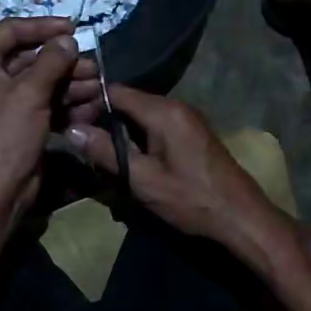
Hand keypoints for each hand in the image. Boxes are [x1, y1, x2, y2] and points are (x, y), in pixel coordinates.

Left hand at [0, 18, 101, 213]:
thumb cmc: (8, 134)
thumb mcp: (31, 92)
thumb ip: (52, 61)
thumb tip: (69, 40)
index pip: (10, 31)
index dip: (41, 26)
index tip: (73, 27)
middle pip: (30, 57)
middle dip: (63, 60)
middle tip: (93, 64)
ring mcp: (6, 102)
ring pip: (41, 81)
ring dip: (70, 81)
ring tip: (98, 84)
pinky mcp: (21, 121)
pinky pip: (45, 102)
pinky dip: (65, 101)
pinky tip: (91, 103)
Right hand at [65, 87, 283, 247]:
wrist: (242, 219)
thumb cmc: (192, 199)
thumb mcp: (142, 179)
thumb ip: (105, 152)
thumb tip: (70, 130)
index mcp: (164, 111)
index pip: (115, 91)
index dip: (88, 102)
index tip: (67, 121)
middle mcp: (176, 106)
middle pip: (127, 101)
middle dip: (100, 117)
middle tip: (78, 140)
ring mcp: (186, 119)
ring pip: (139, 114)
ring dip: (117, 130)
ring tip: (96, 151)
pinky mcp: (191, 134)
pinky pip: (154, 125)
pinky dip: (135, 136)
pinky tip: (124, 158)